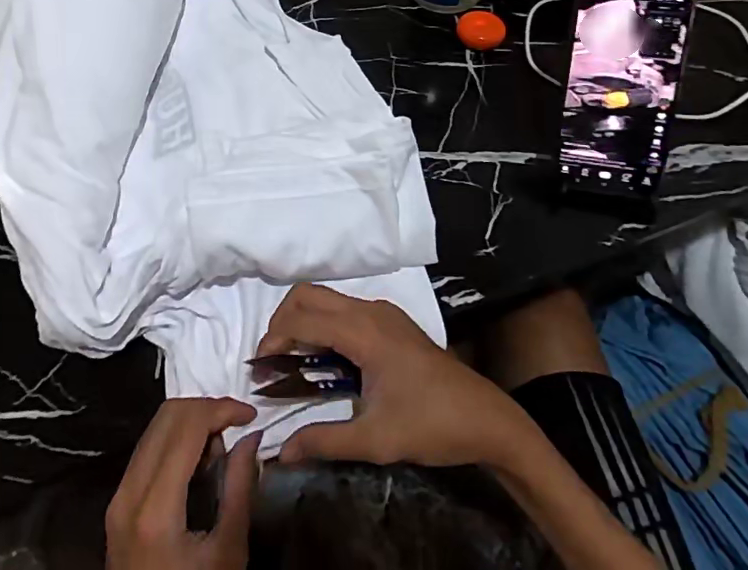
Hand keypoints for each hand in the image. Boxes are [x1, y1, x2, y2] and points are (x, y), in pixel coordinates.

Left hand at [105, 398, 261, 569]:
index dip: (222, 408)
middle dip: (207, 409)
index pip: (186, 425)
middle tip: (237, 427)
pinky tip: (198, 462)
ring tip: (220, 449)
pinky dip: (176, 439)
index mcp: (155, 507)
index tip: (251, 416)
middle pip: (167, 416)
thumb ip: (240, 487)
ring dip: (191, 422)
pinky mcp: (117, 504)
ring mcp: (117, 498)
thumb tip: (252, 437)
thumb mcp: (228, 551)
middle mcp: (128, 493)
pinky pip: (147, 448)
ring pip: (155, 427)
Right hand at [257, 284, 539, 468]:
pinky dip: (324, 327)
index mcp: (365, 332)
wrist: (485, 417)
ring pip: (327, 300)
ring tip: (293, 366)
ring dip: (303, 323)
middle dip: (282, 322)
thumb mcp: (374, 440)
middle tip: (274, 363)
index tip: (261, 372)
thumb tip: (279, 452)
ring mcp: (384, 313)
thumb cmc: (431, 425)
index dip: (274, 339)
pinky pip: (345, 311)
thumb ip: (323, 441)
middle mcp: (372, 311)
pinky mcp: (392, 322)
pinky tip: (325, 363)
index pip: (303, 318)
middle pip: (309, 295)